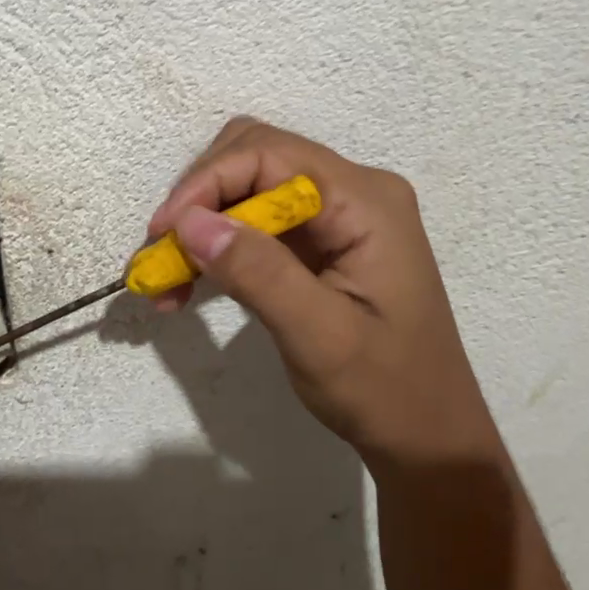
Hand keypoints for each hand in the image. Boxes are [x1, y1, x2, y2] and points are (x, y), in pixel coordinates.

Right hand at [148, 118, 495, 465]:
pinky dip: (216, 250)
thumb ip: (258, 272)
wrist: (426, 434)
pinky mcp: (319, 245)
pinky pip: (254, 226)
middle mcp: (353, 192)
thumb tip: (189, 221)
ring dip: (201, 227)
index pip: (270, 155)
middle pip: (254, 159)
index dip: (206, 182)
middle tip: (163, 255)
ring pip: (247, 190)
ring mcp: (336, 217)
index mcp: (366, 201)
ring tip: (165, 281)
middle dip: (199, 200)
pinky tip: (186, 288)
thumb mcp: (320, 336)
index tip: (162, 234)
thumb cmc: (385, 389)